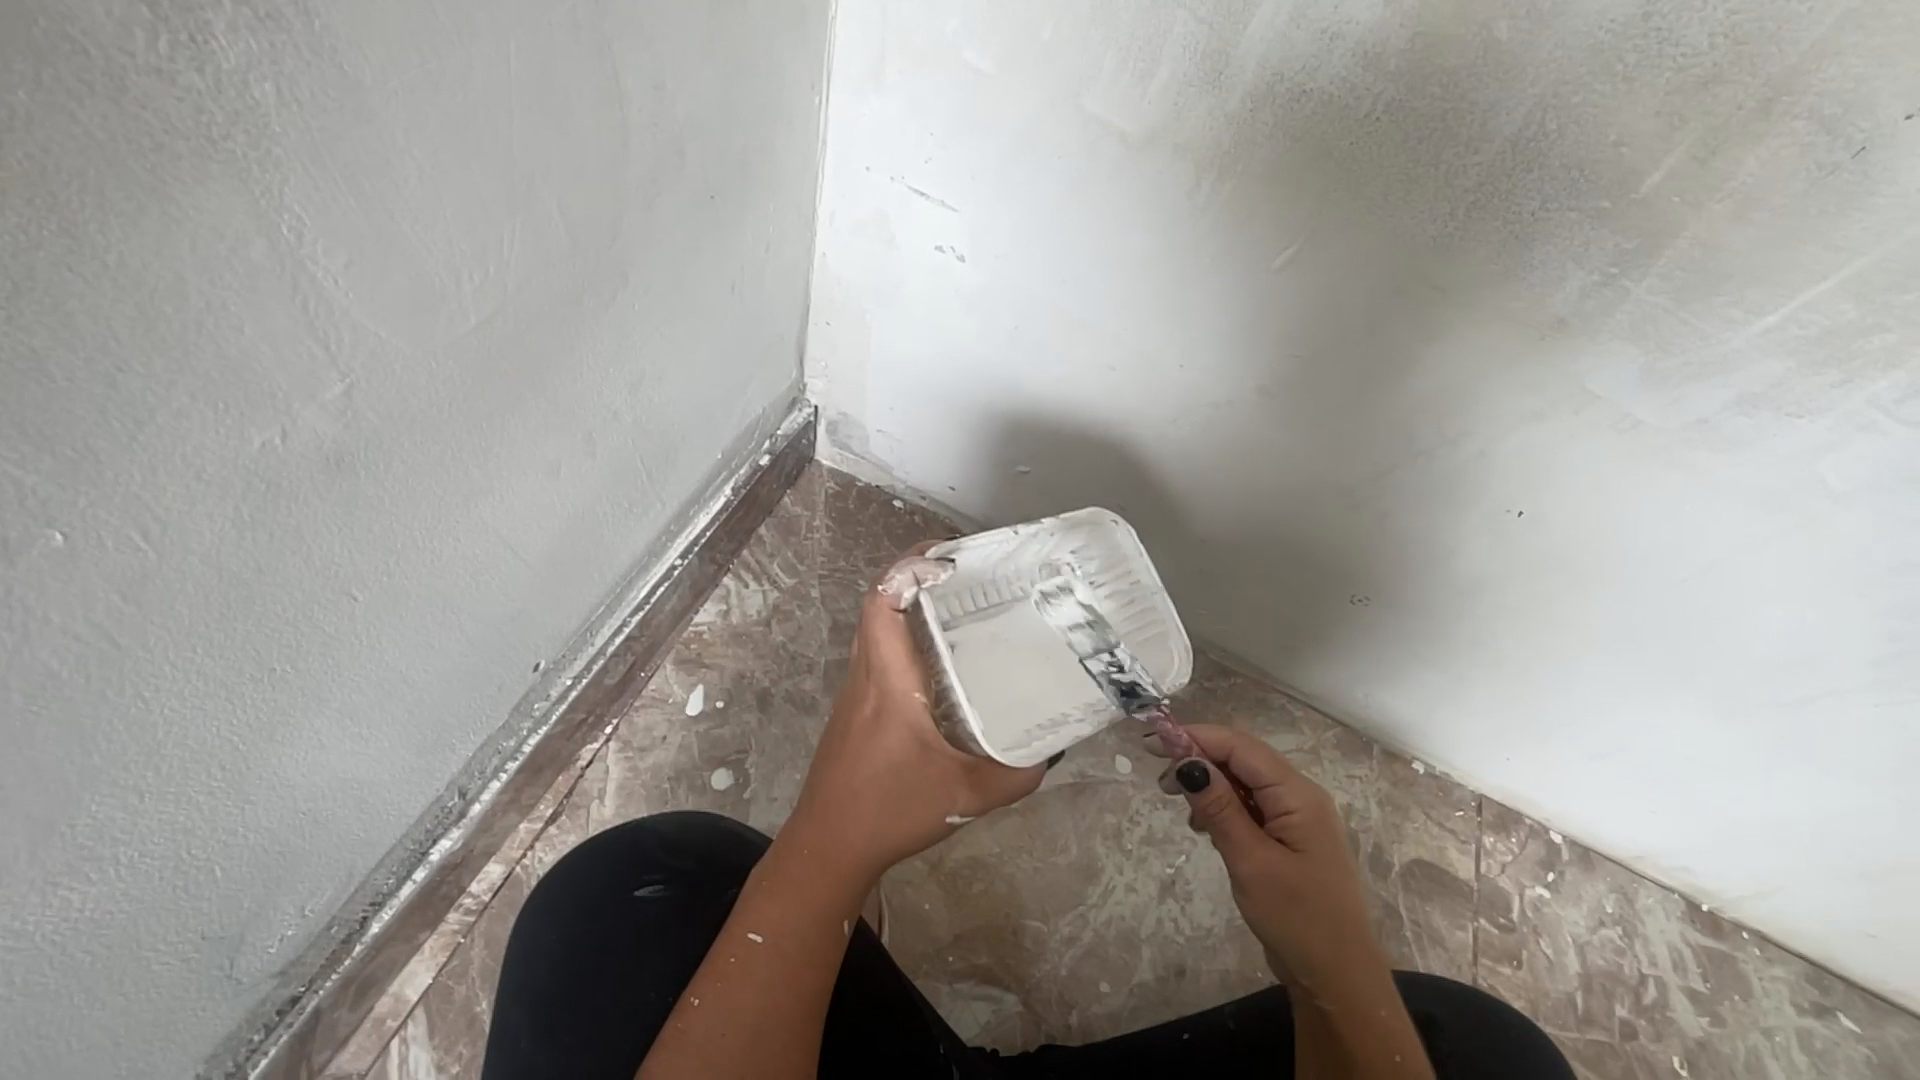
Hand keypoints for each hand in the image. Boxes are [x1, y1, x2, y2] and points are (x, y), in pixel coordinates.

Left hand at [783, 545, 1046, 883]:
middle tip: (970, 578)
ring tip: (962, 610)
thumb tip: (1053, 747)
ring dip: (910, 610)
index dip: (910, 567)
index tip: (951, 555)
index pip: (883, 601)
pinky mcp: (854, 709)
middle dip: (918, 580)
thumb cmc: (890, 810)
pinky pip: (878, 655)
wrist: (829, 845)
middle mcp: (866, 674)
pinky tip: (940, 664)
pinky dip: (905, 642)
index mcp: (888, 679)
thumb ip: (1017, 772)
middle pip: (879, 605)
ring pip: (877, 630)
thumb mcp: (968, 796)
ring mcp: (855, 691)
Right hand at [1148, 724, 1379, 989]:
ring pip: (1245, 781)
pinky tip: (1204, 827)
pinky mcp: (1288, 839)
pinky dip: (1223, 806)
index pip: (1240, 746)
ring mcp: (1296, 818)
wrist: (1337, 978)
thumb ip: (1219, 808)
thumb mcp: (1250, 862)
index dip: (1196, 737)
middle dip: (1199, 758)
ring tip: (1178, 805)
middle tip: (1160, 780)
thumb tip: (1187, 762)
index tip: (1153, 743)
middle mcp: (1300, 796)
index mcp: (1297, 795)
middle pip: (1243, 758)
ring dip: (1209, 783)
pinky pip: (1251, 806)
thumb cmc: (1297, 918)